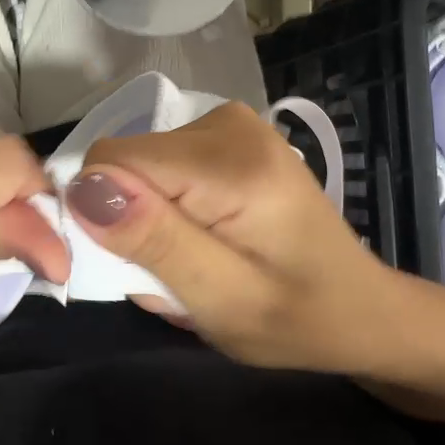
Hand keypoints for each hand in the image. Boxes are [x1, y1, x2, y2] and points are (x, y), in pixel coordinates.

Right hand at [64, 102, 444, 423]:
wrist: (362, 309)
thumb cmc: (297, 320)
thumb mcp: (221, 299)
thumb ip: (153, 238)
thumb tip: (83, 185)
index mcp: (232, 164)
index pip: (111, 162)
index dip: (101, 216)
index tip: (134, 266)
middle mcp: (227, 125)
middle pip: (124, 162)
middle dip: (128, 222)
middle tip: (173, 275)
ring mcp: (230, 124)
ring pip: (135, 165)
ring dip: (146, 219)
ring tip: (190, 262)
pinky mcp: (227, 135)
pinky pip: (158, 165)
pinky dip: (164, 207)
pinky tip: (200, 239)